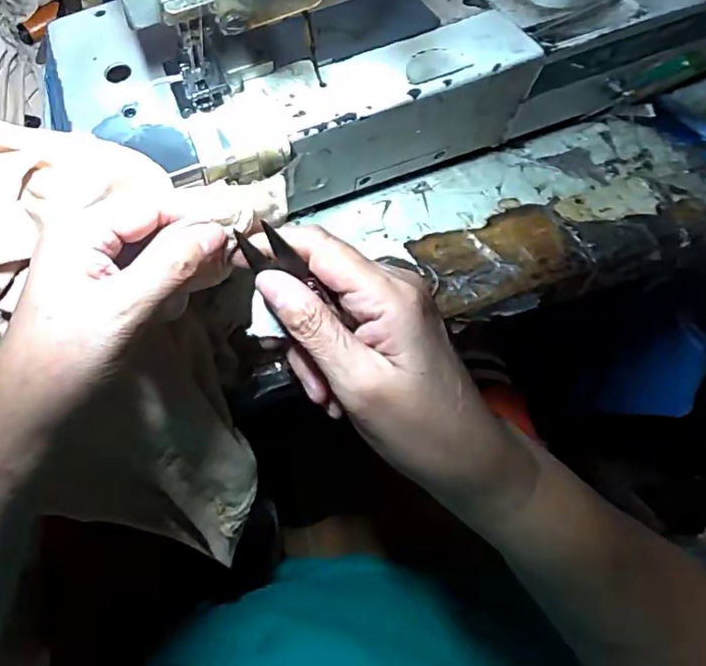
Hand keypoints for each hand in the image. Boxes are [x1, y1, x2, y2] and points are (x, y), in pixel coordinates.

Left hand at [0, 194, 230, 485]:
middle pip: (156, 223)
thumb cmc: (62, 370)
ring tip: (214, 279)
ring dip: (187, 263)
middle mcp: (86, 238)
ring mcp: (92, 265)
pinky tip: (178, 304)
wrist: (22, 430)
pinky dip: (170, 283)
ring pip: (156, 248)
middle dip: (196, 240)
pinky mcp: (101, 291)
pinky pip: (147, 272)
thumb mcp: (121, 313)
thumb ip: (170, 265)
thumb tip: (218, 230)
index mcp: (82, 230)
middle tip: (234, 261)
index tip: (243, 230)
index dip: (200, 214)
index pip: (155, 204)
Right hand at [251, 227, 540, 529]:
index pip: (319, 245)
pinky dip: (327, 350)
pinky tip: (335, 388)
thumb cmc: (419, 429)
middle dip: (296, 322)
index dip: (273, 244)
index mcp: (388, 291)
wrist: (470, 461)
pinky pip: (340, 318)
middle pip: (316, 275)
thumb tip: (267, 278)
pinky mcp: (389, 316)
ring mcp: (392, 299)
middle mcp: (391, 282)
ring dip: (311, 346)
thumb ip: (311, 326)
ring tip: (325, 393)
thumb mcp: (357, 382)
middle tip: (296, 368)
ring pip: (322, 302)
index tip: (235, 259)